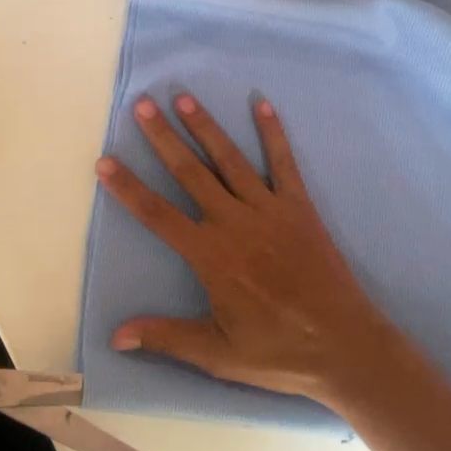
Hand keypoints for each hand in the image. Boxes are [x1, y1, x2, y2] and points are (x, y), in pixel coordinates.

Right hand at [98, 93, 402, 405]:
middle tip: (142, 104)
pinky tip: (262, 104)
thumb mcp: (217, 353)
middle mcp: (235, 223)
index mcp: (211, 255)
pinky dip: (273, 133)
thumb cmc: (278, 352)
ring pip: (229, 160)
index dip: (128, 188)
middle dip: (163, 137)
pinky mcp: (300, 206)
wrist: (345, 345)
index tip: (104, 161)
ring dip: (206, 127)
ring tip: (184, 97)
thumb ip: (166, 336)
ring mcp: (269, 210)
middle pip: (190, 173)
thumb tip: (116, 336)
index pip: (158, 214)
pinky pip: (283, 163)